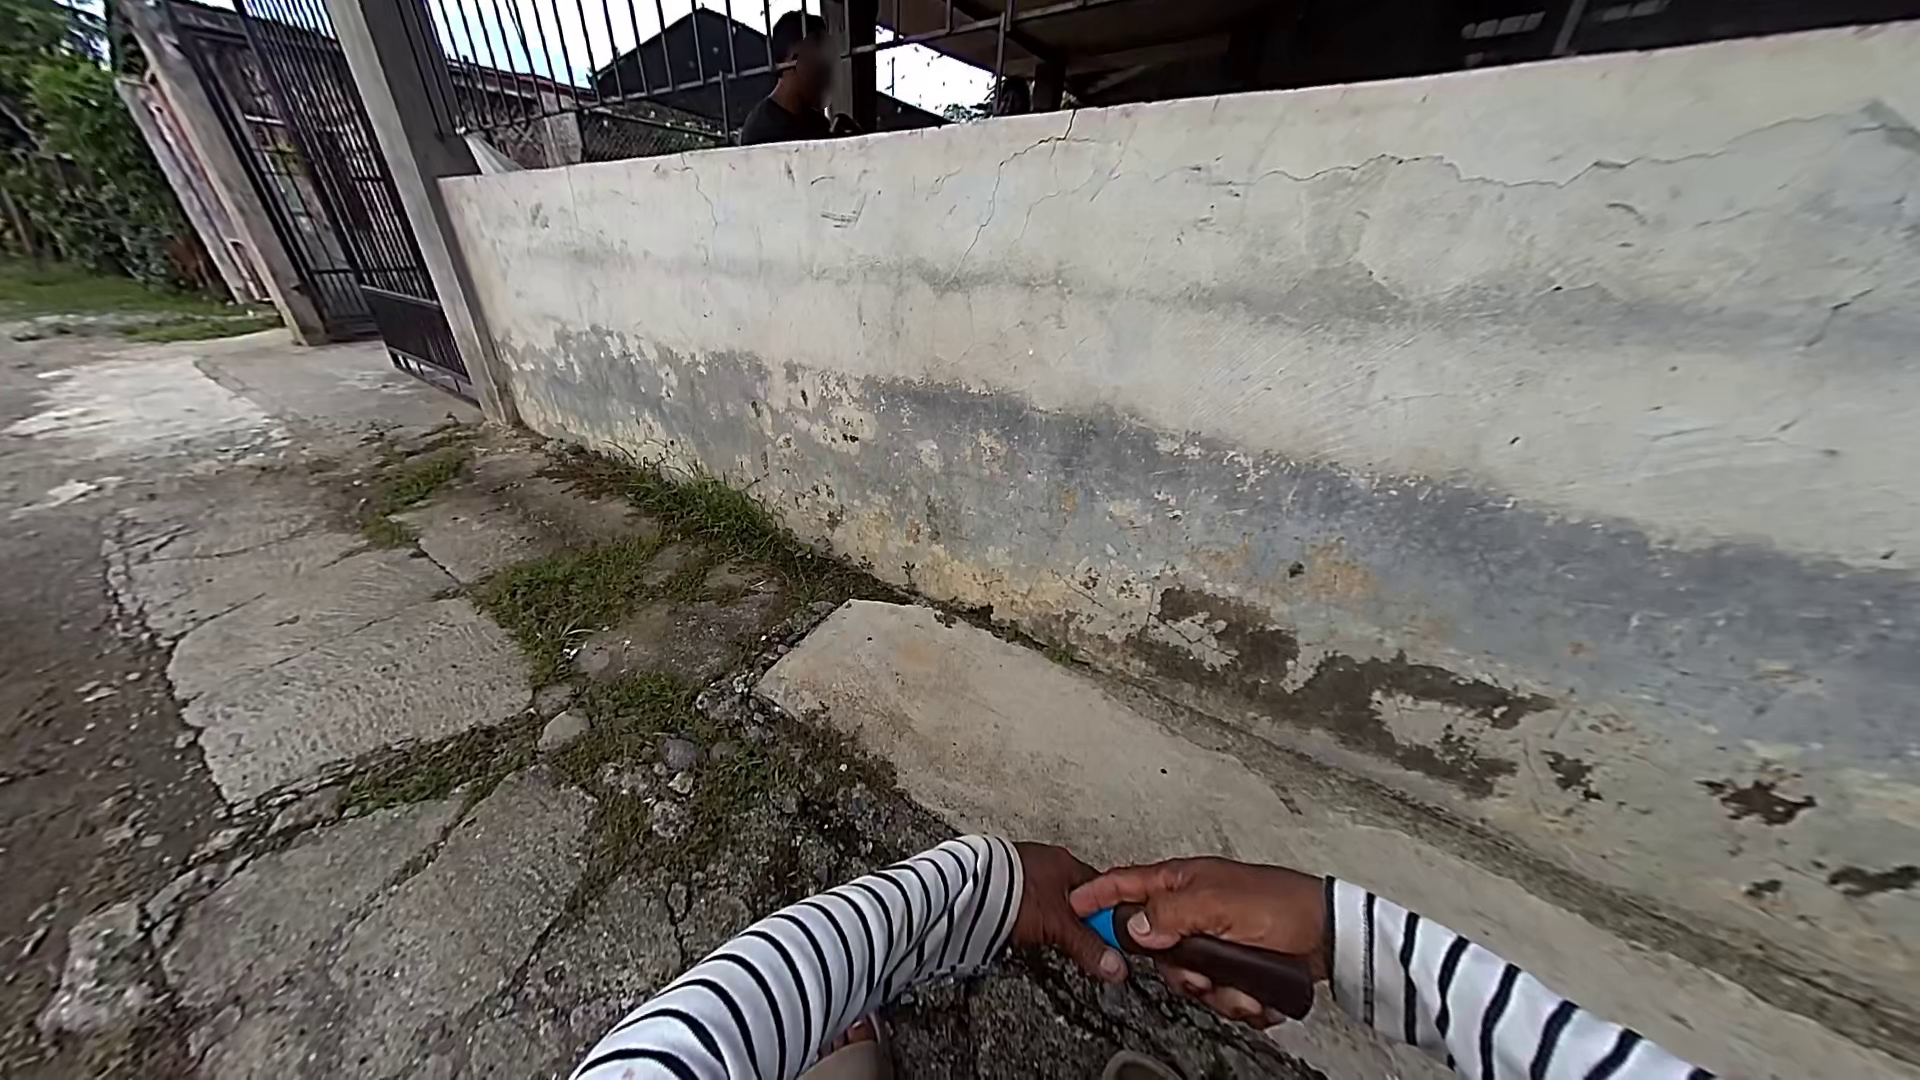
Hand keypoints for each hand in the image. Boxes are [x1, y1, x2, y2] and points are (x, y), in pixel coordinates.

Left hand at [1012, 843, 1127, 982]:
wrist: (976, 884)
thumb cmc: (1018, 892)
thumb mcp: (1060, 925)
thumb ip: (1089, 945)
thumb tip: (1116, 966)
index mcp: (1067, 863)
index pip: (1100, 889)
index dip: (1108, 915)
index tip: (1113, 939)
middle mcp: (1050, 860)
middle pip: (1077, 895)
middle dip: (1081, 918)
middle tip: (1084, 943)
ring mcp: (1029, 868)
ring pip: (1054, 897)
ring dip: (1058, 917)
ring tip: (1056, 937)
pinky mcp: (1011, 879)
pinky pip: (1033, 898)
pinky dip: (1037, 913)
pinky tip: (1033, 926)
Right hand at [1069, 857, 1327, 1025]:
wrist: (1325, 933)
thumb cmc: (1274, 903)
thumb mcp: (1216, 904)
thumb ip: (1170, 913)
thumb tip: (1132, 925)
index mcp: (1180, 881)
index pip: (1126, 882)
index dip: (1098, 893)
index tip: (1073, 903)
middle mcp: (1190, 906)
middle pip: (1155, 943)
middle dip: (1177, 968)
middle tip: (1199, 973)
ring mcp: (1210, 935)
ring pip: (1186, 972)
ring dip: (1213, 989)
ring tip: (1239, 985)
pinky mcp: (1231, 962)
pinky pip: (1215, 989)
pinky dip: (1234, 999)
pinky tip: (1254, 993)